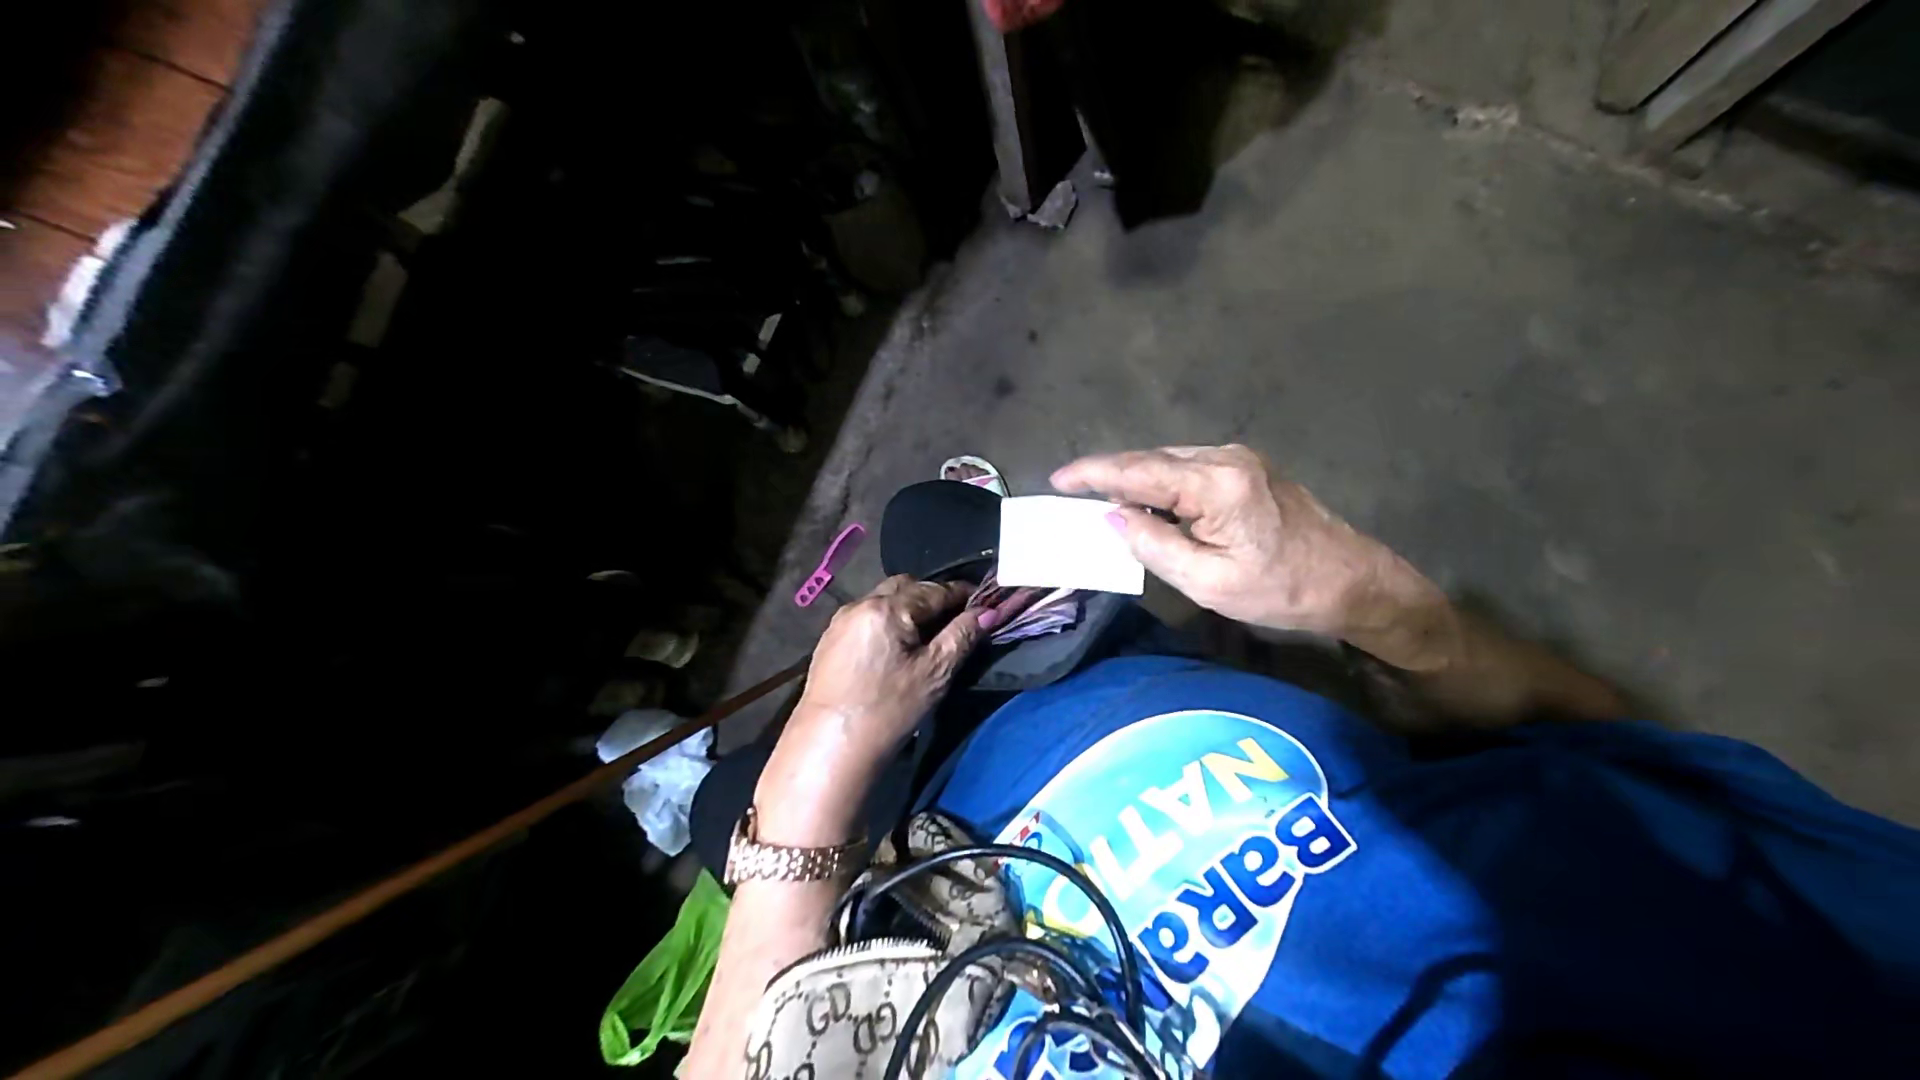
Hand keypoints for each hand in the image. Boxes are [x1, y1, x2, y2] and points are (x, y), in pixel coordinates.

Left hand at [755, 576, 989, 844]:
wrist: (831, 746)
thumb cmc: (888, 709)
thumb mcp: (935, 673)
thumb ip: (963, 635)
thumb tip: (989, 611)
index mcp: (887, 608)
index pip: (934, 589)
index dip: (962, 594)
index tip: (984, 602)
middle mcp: (860, 604)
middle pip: (905, 586)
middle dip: (933, 596)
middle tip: (956, 618)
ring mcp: (841, 621)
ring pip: (884, 600)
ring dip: (909, 607)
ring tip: (928, 634)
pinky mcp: (830, 640)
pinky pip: (867, 617)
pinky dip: (888, 621)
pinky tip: (897, 646)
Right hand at [1051, 445, 1439, 647]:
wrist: (1353, 581)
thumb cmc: (1281, 590)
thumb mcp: (1208, 582)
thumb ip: (1153, 545)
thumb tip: (1113, 517)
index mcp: (1215, 485)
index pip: (1138, 472)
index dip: (1093, 473)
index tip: (1058, 478)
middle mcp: (1224, 458)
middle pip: (1150, 459)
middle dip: (1108, 473)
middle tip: (1071, 489)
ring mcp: (1238, 458)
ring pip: (1167, 460)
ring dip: (1132, 476)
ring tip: (1099, 495)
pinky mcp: (1245, 467)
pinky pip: (1186, 467)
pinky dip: (1157, 480)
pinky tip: (1145, 498)